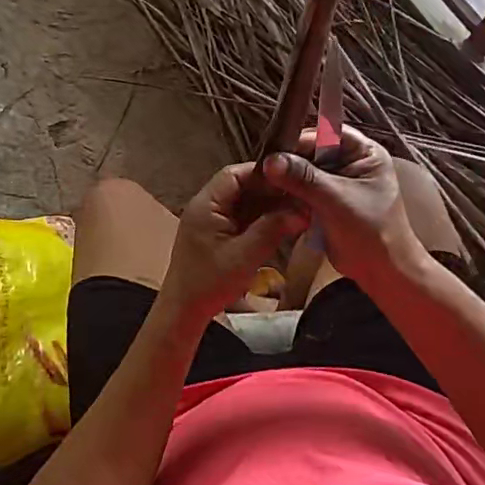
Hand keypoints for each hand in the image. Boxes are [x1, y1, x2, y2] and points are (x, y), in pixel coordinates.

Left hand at [160, 163, 307, 323]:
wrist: (184, 311)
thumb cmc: (208, 284)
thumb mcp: (245, 256)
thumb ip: (271, 229)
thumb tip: (300, 210)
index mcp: (206, 204)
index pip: (235, 174)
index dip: (264, 174)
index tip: (290, 179)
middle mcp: (207, 206)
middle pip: (241, 186)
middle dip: (270, 191)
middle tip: (299, 196)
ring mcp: (212, 219)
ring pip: (244, 202)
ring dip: (268, 205)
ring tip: (296, 209)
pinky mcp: (217, 233)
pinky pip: (242, 217)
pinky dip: (261, 219)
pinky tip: (282, 224)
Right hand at [262, 126, 424, 286]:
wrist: (381, 272)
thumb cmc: (372, 233)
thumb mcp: (337, 200)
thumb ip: (304, 178)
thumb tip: (271, 161)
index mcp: (364, 153)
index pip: (327, 133)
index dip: (302, 140)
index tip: (276, 151)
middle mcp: (350, 162)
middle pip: (311, 150)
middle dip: (290, 160)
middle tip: (265, 170)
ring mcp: (336, 182)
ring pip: (303, 170)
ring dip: (287, 178)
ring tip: (266, 185)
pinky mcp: (324, 200)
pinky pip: (301, 189)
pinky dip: (288, 193)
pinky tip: (273, 197)